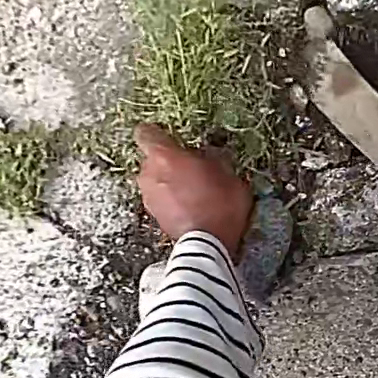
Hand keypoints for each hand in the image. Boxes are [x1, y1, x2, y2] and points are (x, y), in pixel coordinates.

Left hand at [134, 124, 253, 254]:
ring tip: (194, 195)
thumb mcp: (230, 177)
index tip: (173, 141)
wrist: (208, 244)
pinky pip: (161, 201)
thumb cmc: (220, 206)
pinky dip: (172, 203)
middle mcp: (149, 173)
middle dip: (170, 164)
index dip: (159, 135)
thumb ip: (214, 161)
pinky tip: (191, 210)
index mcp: (165, 156)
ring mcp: (148, 196)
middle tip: (193, 172)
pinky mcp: (153, 216)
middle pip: (153, 160)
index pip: (147, 132)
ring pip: (156, 181)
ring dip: (170, 184)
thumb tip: (209, 157)